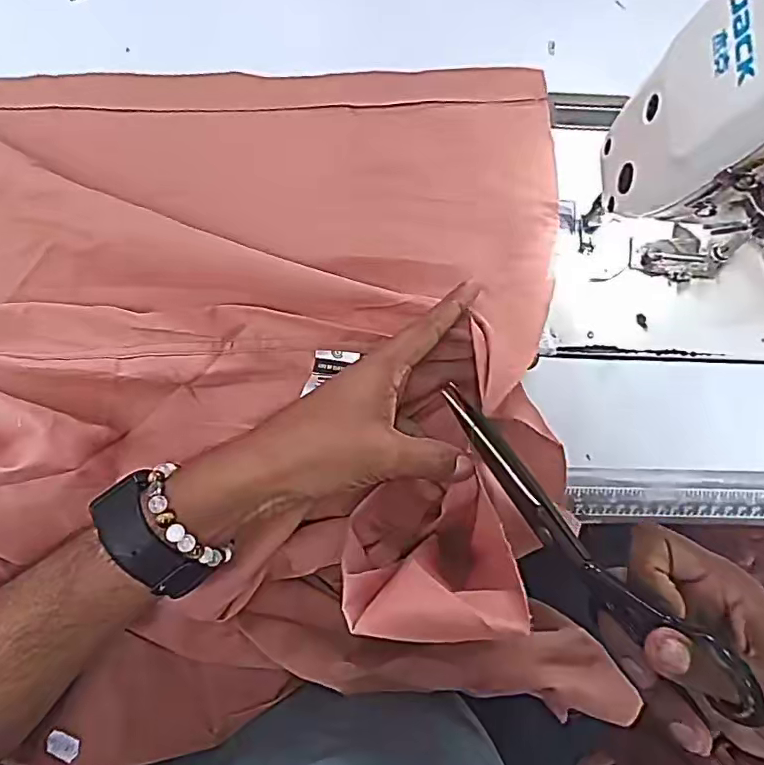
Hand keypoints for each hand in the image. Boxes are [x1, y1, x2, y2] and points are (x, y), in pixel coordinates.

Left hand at [164, 285, 479, 537]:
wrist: (269, 475)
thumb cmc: (312, 447)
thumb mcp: (383, 452)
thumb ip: (429, 457)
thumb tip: (461, 463)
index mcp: (381, 368)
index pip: (425, 330)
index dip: (451, 310)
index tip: (472, 290)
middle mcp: (377, 382)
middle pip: (428, 358)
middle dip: (461, 351)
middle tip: (494, 346)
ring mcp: (370, 407)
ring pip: (419, 389)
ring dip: (448, 388)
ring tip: (481, 384)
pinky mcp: (363, 433)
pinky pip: (407, 421)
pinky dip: (429, 426)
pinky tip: (446, 436)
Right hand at [603, 525, 763, 764]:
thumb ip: (709, 666)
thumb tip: (654, 642)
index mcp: (720, 584)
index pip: (653, 546)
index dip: (644, 578)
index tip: (658, 630)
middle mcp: (689, 598)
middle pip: (626, 594)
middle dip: (638, 649)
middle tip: (661, 684)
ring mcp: (675, 631)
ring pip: (626, 638)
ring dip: (651, 687)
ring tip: (692, 722)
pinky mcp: (666, 663)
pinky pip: (636, 671)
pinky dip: (657, 705)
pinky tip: (693, 729)